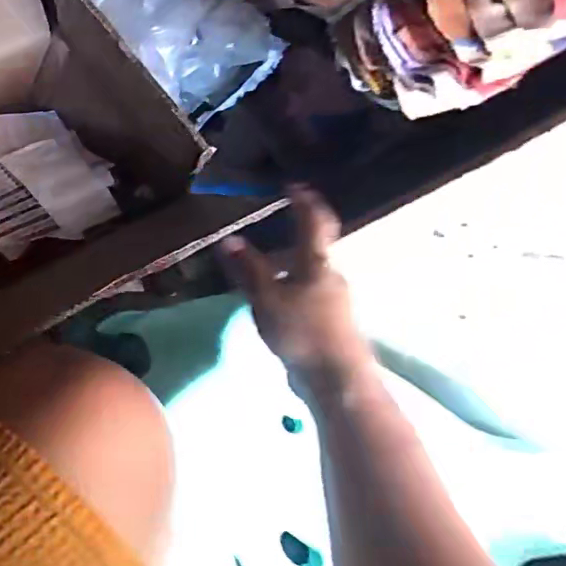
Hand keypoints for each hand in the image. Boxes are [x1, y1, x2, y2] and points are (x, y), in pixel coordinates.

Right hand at [218, 186, 371, 379]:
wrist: (336, 378)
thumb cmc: (302, 331)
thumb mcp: (266, 298)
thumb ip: (248, 269)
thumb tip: (230, 239)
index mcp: (317, 265)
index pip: (314, 224)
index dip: (304, 203)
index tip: (293, 187)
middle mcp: (331, 276)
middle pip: (308, 251)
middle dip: (285, 244)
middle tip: (258, 243)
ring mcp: (334, 299)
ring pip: (305, 274)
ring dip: (282, 270)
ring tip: (254, 277)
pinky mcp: (329, 320)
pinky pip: (304, 294)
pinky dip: (286, 290)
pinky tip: (268, 305)